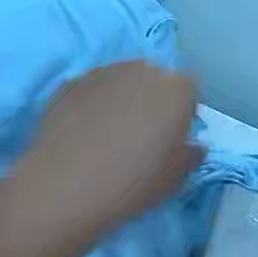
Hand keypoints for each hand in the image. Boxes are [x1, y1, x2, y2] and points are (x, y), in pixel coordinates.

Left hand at [9, 61, 202, 242]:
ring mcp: (100, 72)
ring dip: (120, 100)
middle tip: (140, 138)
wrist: (65, 187)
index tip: (171, 141)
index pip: (189, 92)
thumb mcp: (175, 180)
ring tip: (108, 136)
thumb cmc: (133, 183)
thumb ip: (191, 156)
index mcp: (177, 88)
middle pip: (153, 81)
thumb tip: (192, 146)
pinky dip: (90, 106)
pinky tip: (82, 135)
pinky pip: (89, 91)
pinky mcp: (67, 84)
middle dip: (151, 102)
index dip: (182, 116)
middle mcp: (141, 69)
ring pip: (119, 82)